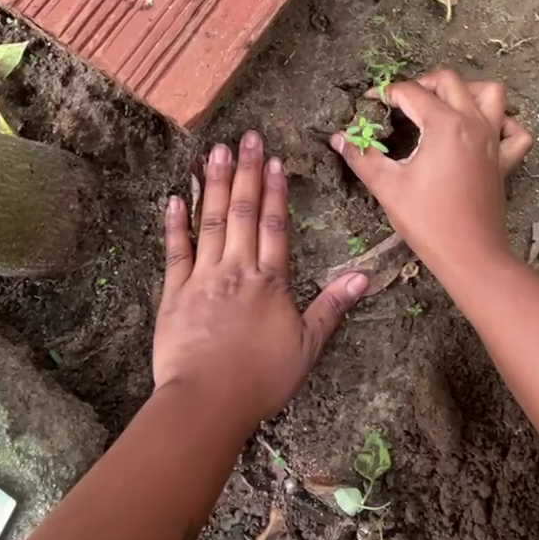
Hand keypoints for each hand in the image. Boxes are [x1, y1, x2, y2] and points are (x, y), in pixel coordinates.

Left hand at [155, 130, 367, 429]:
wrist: (206, 403)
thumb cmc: (261, 378)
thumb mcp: (307, 346)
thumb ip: (333, 307)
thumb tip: (364, 276)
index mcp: (270, 280)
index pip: (275, 224)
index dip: (276, 189)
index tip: (274, 158)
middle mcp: (237, 268)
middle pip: (243, 210)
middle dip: (245, 171)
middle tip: (244, 136)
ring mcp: (203, 277)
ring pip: (210, 221)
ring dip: (213, 184)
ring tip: (215, 151)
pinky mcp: (174, 292)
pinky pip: (175, 250)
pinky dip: (175, 223)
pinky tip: (175, 197)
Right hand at [329, 70, 533, 265]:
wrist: (470, 255)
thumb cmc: (428, 221)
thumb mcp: (387, 186)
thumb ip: (362, 156)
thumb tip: (339, 139)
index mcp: (444, 124)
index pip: (411, 92)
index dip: (385, 94)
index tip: (370, 104)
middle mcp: (473, 123)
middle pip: (449, 81)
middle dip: (422, 83)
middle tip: (402, 102)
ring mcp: (493, 140)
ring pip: (490, 93)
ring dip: (467, 90)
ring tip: (444, 105)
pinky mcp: (505, 160)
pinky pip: (515, 130)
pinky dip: (503, 122)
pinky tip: (484, 130)